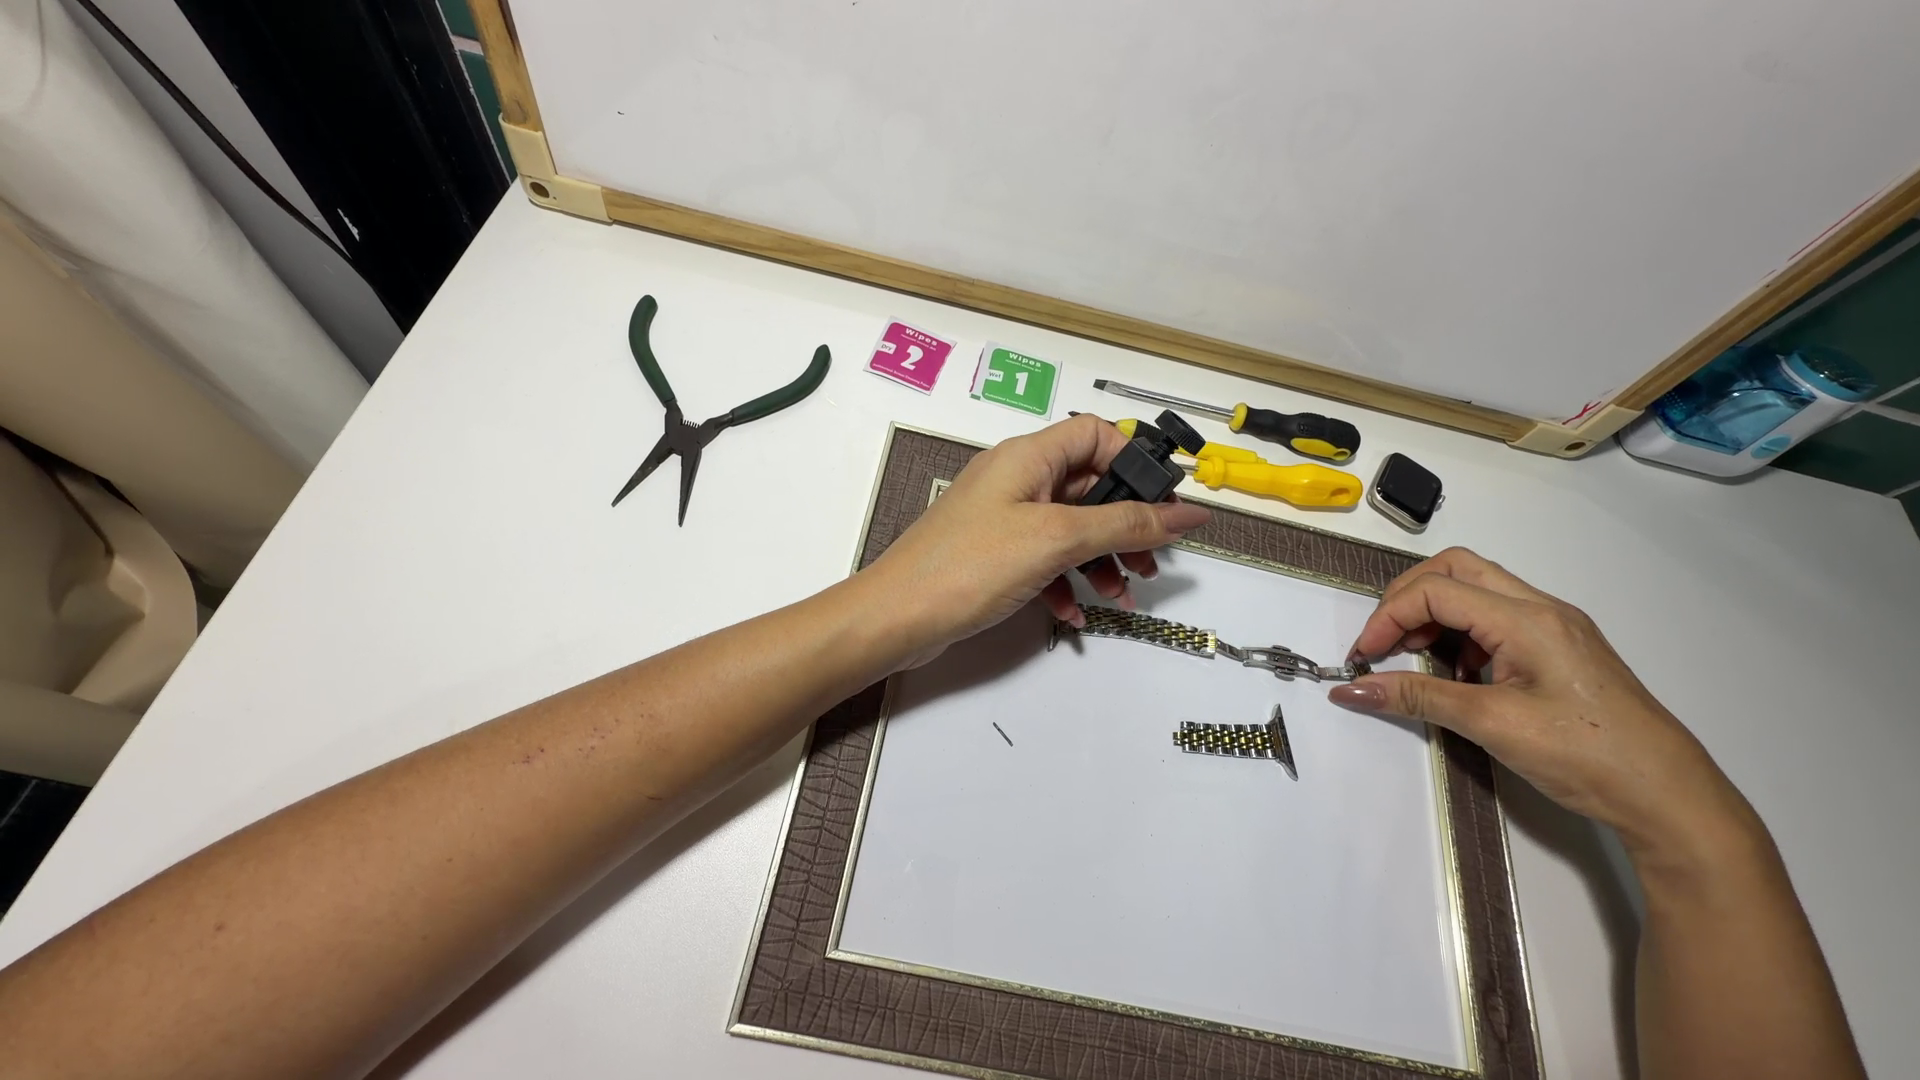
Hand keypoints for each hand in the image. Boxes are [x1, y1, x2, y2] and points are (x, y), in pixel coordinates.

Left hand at [865, 414, 1210, 664]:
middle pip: (1088, 486)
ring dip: (1101, 560)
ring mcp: (1003, 518)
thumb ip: (1125, 524)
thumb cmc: (966, 567)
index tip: (1161, 504)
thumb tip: (1185, 512)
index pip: (1094, 434)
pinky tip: (1074, 612)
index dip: (1132, 463)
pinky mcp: (994, 554)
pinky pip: (1045, 559)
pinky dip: (1066, 581)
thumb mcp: (1056, 540)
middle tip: (1150, 562)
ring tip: (1121, 593)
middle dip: (1125, 525)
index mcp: (1027, 456)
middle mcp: (1015, 480)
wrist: (897, 618)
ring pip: (1070, 529)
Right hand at [1328, 548, 1757, 861]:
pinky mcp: (1561, 648)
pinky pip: (1497, 617)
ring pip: (1477, 589)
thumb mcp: (1490, 725)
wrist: (1670, 797)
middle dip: (1408, 598)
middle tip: (1385, 641)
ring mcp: (1556, 626)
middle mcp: (1543, 609)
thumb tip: (1350, 690)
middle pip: (1456, 568)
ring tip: (1417, 658)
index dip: (1388, 617)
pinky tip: (1459, 674)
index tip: (1365, 658)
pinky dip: (1462, 633)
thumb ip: (1416, 698)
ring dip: (1435, 614)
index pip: (1436, 590)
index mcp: (1527, 619)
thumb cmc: (1583, 755)